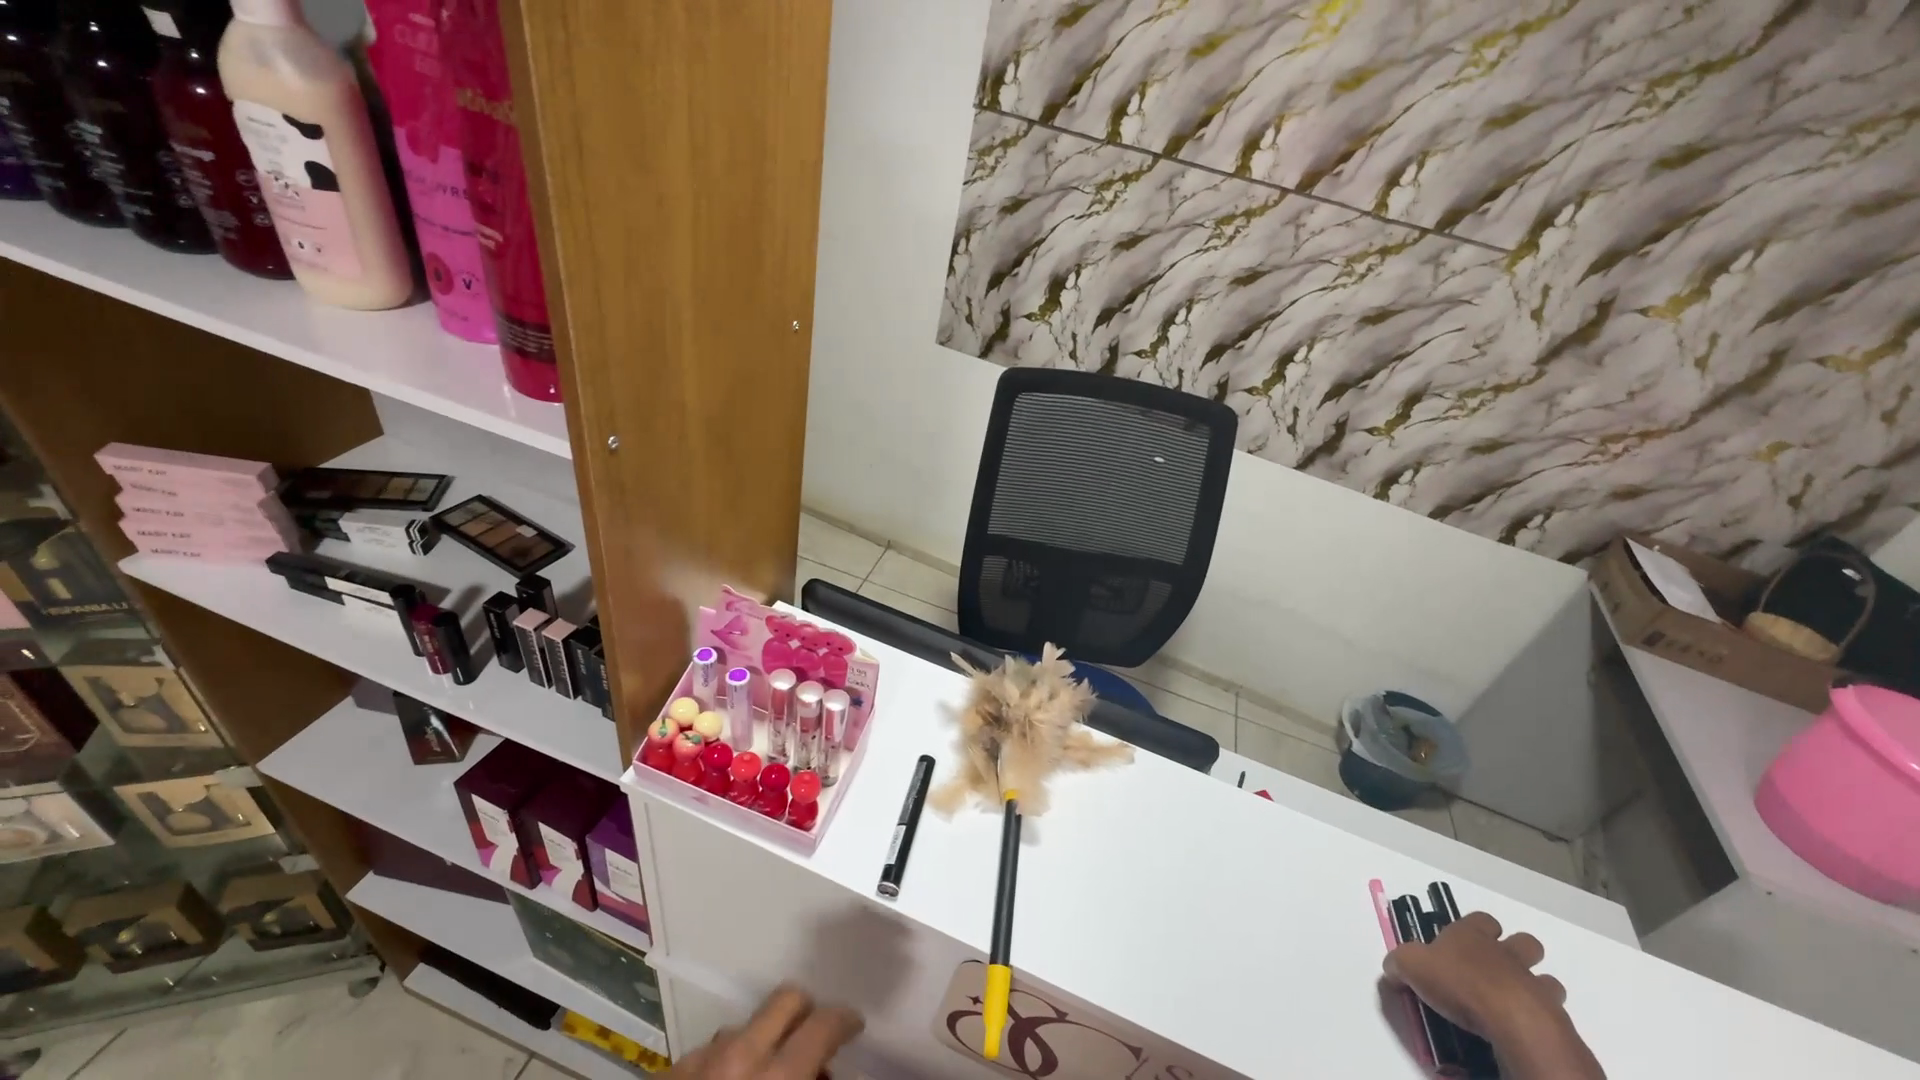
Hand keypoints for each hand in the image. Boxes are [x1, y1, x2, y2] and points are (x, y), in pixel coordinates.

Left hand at [666, 985, 862, 1078]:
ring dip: (760, 1046)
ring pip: (741, 1029)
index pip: (824, 1025)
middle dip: (807, 1012)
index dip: (845, 1021)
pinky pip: (703, 1056)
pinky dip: (721, 1069)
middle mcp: (738, 1057)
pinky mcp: (663, 1077)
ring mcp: (695, 1063)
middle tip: (813, 1040)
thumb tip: (823, 1079)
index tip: (853, 1029)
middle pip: (785, 1000)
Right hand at [1383, 911, 1562, 1036]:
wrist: (1509, 1018)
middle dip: (1516, 953)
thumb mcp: (1411, 965)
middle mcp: (1506, 953)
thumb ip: (1399, 963)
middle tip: (1494, 972)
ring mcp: (1533, 983)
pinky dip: (1539, 1019)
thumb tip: (1393, 968)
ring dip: (1534, 987)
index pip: (1480, 919)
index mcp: (1473, 935)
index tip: (1461, 944)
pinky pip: (1551, 1013)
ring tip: (1513, 1004)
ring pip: (1546, 978)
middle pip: (1524, 942)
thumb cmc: (1458, 981)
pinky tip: (1521, 1029)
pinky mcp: (1551, 1015)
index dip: (1475, 928)